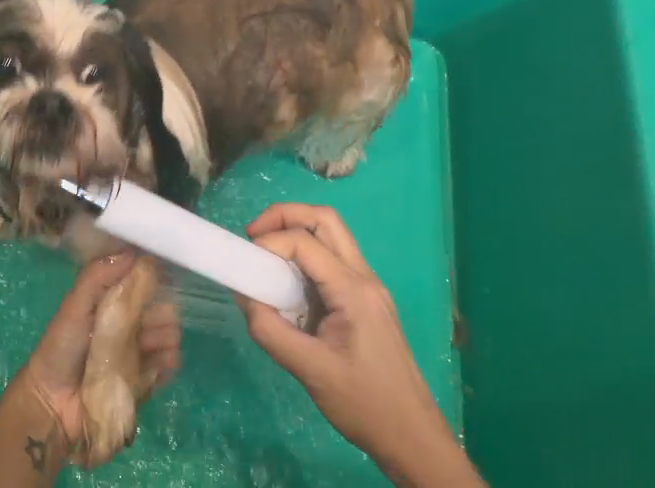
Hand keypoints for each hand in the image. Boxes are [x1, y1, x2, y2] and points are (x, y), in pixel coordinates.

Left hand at [14, 253, 180, 463]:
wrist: (53, 402)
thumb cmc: (61, 347)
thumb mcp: (74, 305)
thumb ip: (97, 277)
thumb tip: (133, 252)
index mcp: (110, 304)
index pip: (140, 286)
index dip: (153, 280)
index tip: (164, 275)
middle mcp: (127, 326)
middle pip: (159, 311)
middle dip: (163, 310)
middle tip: (155, 318)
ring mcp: (137, 354)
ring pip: (167, 336)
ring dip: (168, 335)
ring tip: (157, 342)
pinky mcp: (144, 381)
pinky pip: (167, 367)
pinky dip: (170, 361)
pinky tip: (165, 360)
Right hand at [239, 205, 481, 486]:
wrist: (413, 438)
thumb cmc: (364, 404)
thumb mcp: (308, 370)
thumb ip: (269, 329)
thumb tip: (241, 293)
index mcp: (353, 290)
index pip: (305, 241)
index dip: (269, 241)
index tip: (245, 262)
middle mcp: (364, 279)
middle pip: (325, 220)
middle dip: (284, 217)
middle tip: (253, 238)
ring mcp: (368, 289)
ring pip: (331, 236)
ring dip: (296, 234)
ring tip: (265, 257)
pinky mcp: (365, 302)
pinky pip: (333, 262)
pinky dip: (305, 258)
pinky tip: (287, 284)